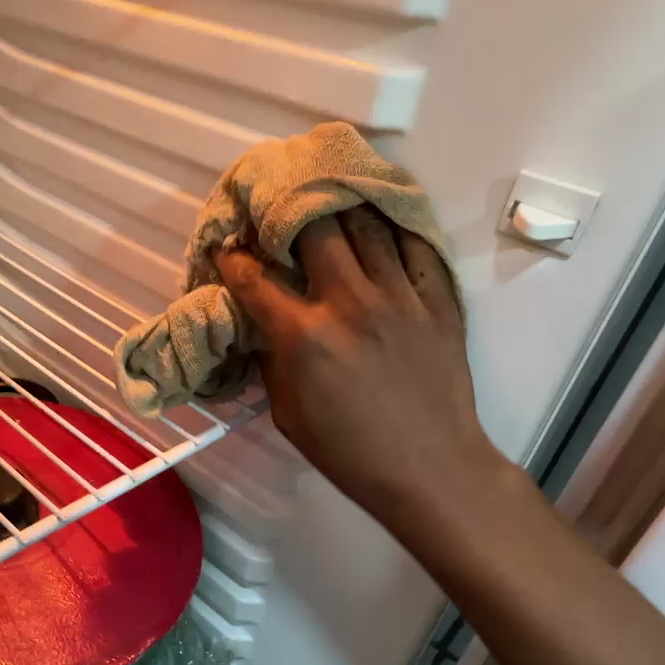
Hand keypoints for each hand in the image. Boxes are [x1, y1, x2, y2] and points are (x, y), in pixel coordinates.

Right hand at [217, 206, 508, 531]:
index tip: (225, 246)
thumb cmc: (349, 451)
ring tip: (327, 196)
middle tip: (280, 207)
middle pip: (315, 229)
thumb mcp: (289, 413)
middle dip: (290, 211)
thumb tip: (264, 325)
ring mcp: (400, 297)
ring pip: (367, 224)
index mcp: (305, 338)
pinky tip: (380, 217)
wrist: (430, 468)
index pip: (257, 280)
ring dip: (340, 206)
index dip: (233, 258)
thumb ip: (273, 360)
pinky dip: (393, 225)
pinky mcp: (438, 300)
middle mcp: (350, 303)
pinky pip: (415, 244)